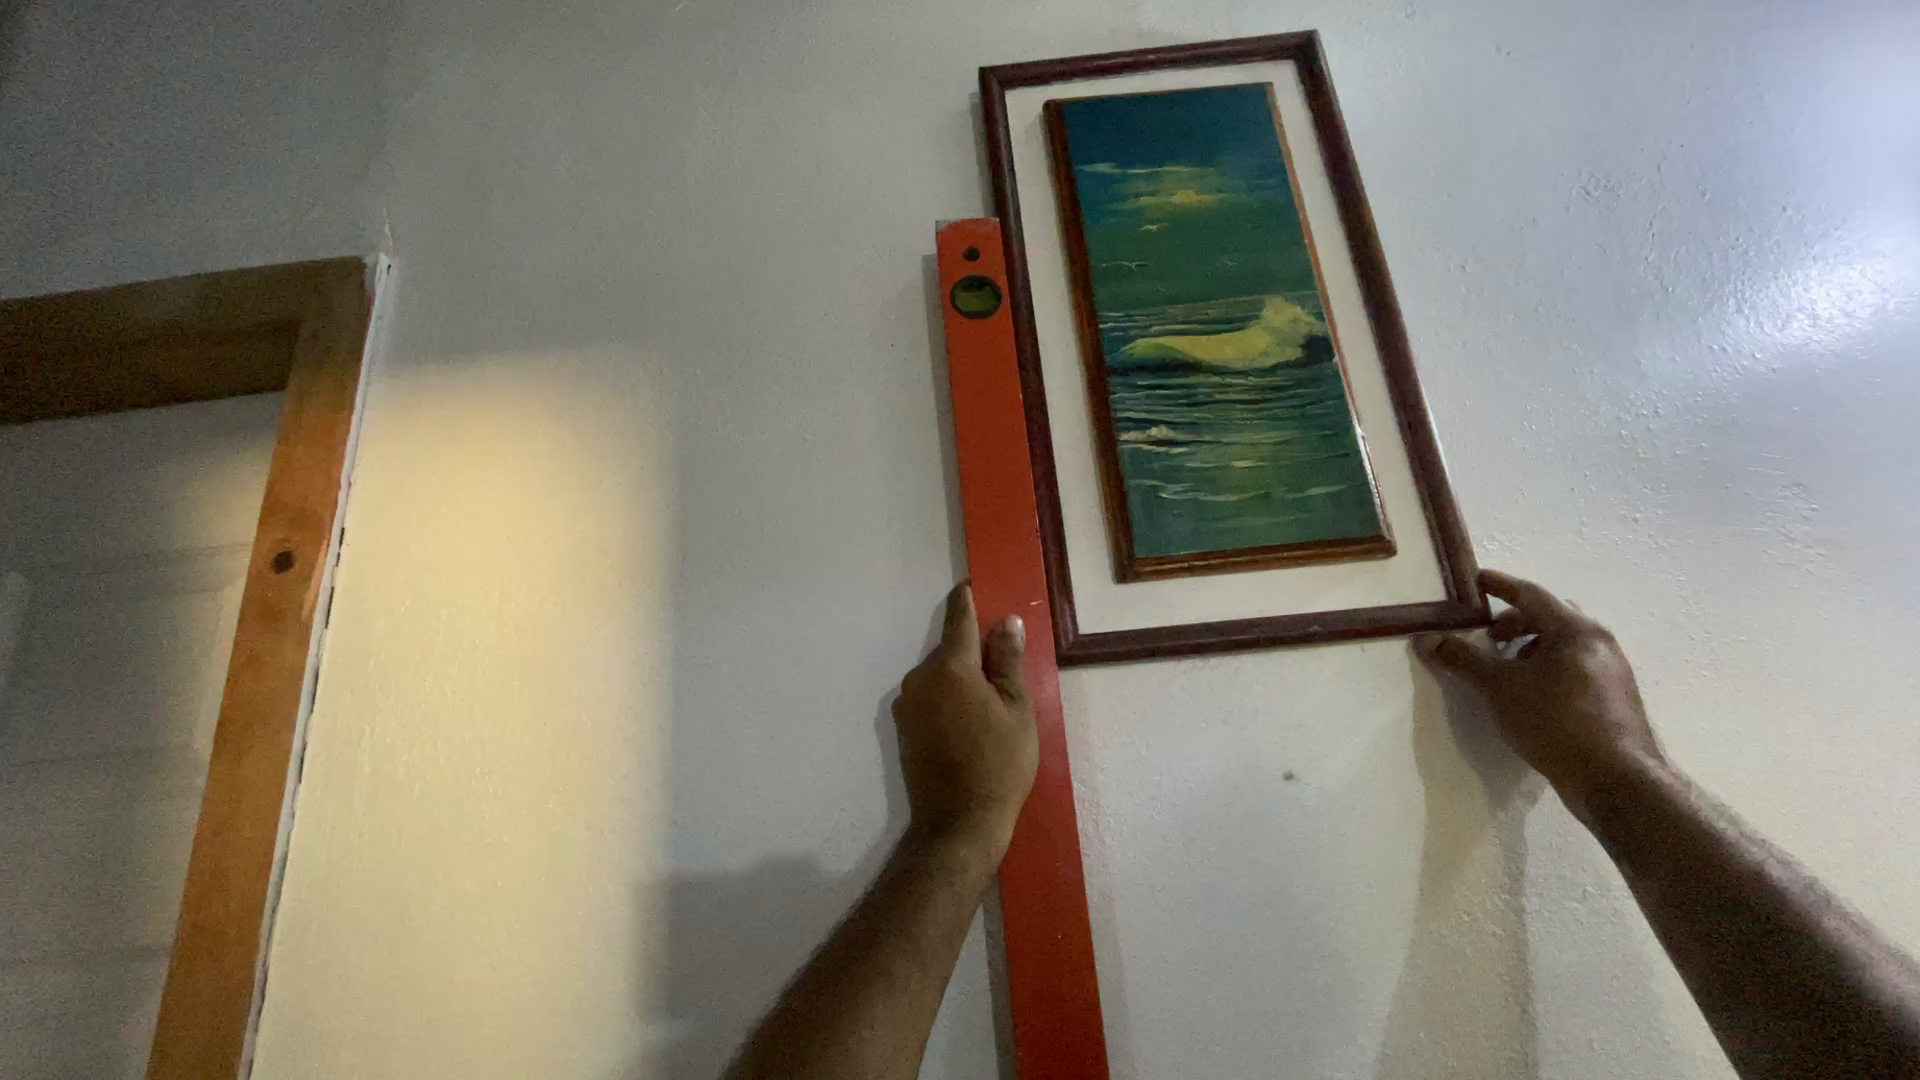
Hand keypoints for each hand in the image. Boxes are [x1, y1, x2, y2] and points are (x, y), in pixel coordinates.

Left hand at [892, 583, 1038, 866]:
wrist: (958, 823)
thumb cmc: (999, 763)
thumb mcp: (1016, 709)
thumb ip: (1008, 661)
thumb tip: (1006, 621)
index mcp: (951, 667)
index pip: (959, 619)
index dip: (968, 599)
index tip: (972, 585)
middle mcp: (920, 677)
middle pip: (950, 650)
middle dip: (973, 650)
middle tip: (1003, 665)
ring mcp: (907, 704)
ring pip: (939, 675)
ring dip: (960, 678)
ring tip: (991, 704)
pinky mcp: (903, 728)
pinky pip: (930, 697)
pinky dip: (948, 698)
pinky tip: (969, 724)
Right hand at [1415, 569, 1666, 818]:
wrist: (1615, 780)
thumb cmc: (1554, 721)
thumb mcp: (1498, 686)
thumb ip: (1461, 658)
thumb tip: (1426, 638)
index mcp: (1575, 630)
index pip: (1531, 594)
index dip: (1500, 585)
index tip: (1476, 581)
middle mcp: (1598, 642)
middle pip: (1551, 616)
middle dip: (1515, 620)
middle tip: (1488, 635)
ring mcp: (1611, 670)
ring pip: (1563, 642)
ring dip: (1530, 645)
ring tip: (1505, 668)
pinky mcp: (1613, 696)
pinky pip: (1573, 664)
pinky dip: (1546, 665)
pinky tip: (1529, 691)